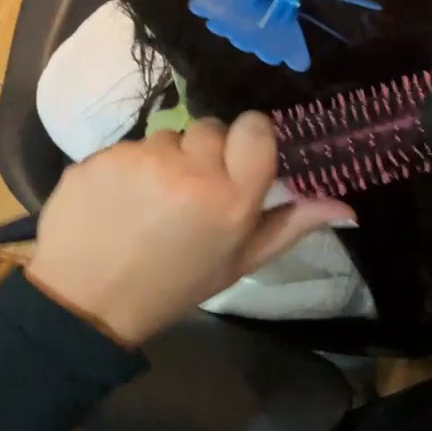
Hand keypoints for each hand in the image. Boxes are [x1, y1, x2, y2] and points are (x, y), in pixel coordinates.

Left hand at [26, 114, 352, 344]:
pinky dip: (127, 167)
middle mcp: (190, 171)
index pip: (255, 127)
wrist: (85, 303)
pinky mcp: (99, 158)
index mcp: (231, 198)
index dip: (249, 139)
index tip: (239, 160)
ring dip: (166, 159)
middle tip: (191, 191)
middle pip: (212, 127)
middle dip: (206, 152)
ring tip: (152, 200)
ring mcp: (140, 160)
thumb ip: (292, 226)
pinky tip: (120, 200)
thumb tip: (345, 207)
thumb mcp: (239, 262)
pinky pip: (128, 146)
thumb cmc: (174, 285)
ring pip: (168, 135)